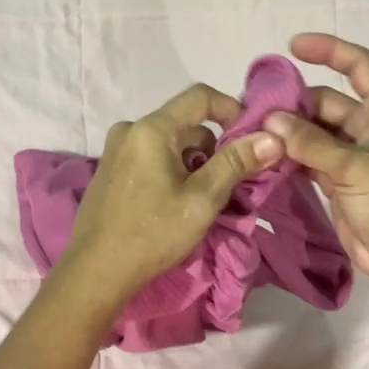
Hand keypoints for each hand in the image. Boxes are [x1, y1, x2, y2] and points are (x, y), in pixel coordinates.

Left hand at [60, 83, 283, 302]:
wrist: (96, 271)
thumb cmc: (152, 233)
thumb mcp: (202, 199)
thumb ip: (237, 163)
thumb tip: (273, 137)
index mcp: (151, 128)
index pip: (200, 96)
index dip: (232, 110)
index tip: (251, 140)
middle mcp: (130, 130)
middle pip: (186, 124)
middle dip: (214, 149)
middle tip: (230, 185)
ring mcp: (117, 151)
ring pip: (170, 144)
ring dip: (193, 164)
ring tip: (202, 202)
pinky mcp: (111, 172)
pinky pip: (152, 159)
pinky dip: (173, 173)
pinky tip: (175, 206)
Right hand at [262, 34, 368, 285]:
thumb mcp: (352, 167)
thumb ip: (311, 142)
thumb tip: (271, 120)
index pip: (359, 66)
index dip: (329, 50)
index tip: (292, 46)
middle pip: (328, 102)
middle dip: (296, 103)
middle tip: (257, 109)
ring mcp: (354, 157)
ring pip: (316, 133)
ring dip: (290, 132)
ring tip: (254, 131)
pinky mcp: (340, 183)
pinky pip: (311, 160)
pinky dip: (291, 157)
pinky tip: (266, 156)